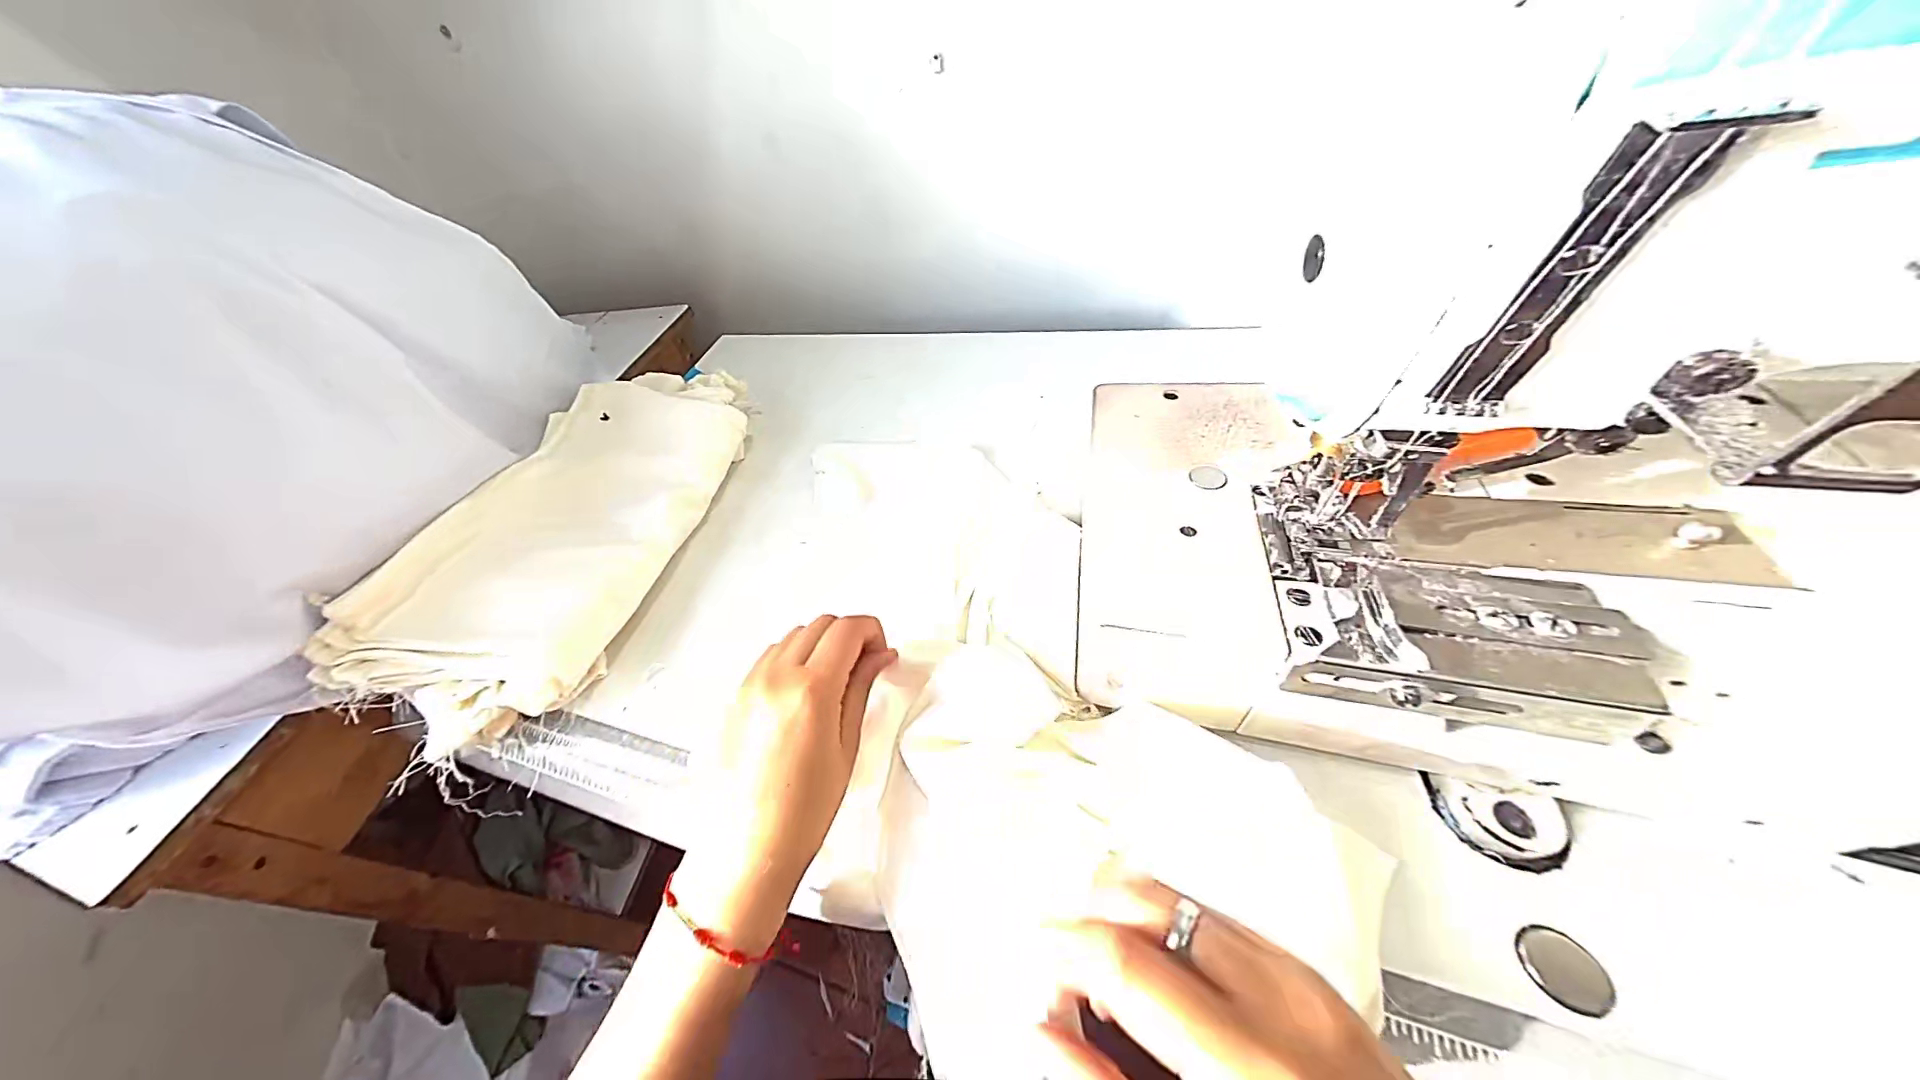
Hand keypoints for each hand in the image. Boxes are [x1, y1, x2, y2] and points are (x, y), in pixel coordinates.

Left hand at [676, 615, 895, 951]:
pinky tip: (806, 688)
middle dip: (849, 635)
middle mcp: (775, 679)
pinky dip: (793, 658)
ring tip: (836, 678)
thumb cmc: (796, 815)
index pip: (848, 629)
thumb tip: (877, 659)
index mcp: (810, 690)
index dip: (872, 632)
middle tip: (865, 662)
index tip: (880, 649)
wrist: (747, 849)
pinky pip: (769, 656)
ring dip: (820, 644)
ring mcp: (750, 686)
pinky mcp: (735, 698)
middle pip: (821, 624)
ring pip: (794, 635)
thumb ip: (862, 689)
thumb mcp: (846, 747)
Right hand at [1039, 876, 1407, 1079]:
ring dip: (1127, 912)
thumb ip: (1105, 1079)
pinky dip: (1170, 922)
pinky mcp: (1309, 969)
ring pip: (1180, 895)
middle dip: (1089, 913)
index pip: (1124, 956)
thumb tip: (1047, 1036)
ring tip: (1109, 959)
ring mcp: (1300, 974)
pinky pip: (1217, 914)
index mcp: (1249, 1056)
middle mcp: (1279, 995)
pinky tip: (1161, 961)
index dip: (1063, 948)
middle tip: (1068, 955)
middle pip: (1147, 899)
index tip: (1042, 957)